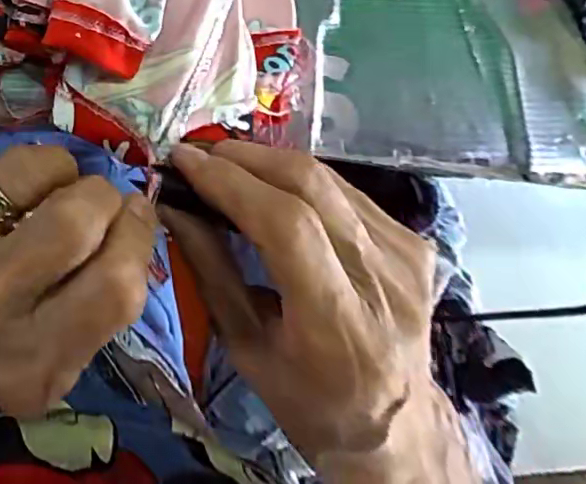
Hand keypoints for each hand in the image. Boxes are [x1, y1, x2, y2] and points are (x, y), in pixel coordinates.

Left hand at [0, 90, 157, 439]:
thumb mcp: (53, 370)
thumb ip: (99, 311)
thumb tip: (135, 217)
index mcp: (32, 356)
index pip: (114, 286)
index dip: (137, 237)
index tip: (134, 213)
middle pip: (71, 220)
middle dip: (99, 197)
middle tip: (94, 197)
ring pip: (20, 170)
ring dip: (53, 164)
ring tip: (52, 178)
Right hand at [161, 142, 472, 483]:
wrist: (399, 429)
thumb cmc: (309, 397)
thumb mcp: (243, 345)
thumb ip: (209, 269)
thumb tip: (170, 204)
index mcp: (340, 325)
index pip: (286, 225)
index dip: (230, 182)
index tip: (182, 160)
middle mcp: (384, 284)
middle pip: (308, 186)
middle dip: (241, 158)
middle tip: (197, 155)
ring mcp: (407, 259)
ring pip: (324, 178)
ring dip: (263, 159)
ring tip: (222, 163)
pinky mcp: (415, 245)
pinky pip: (341, 188)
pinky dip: (293, 177)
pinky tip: (267, 185)